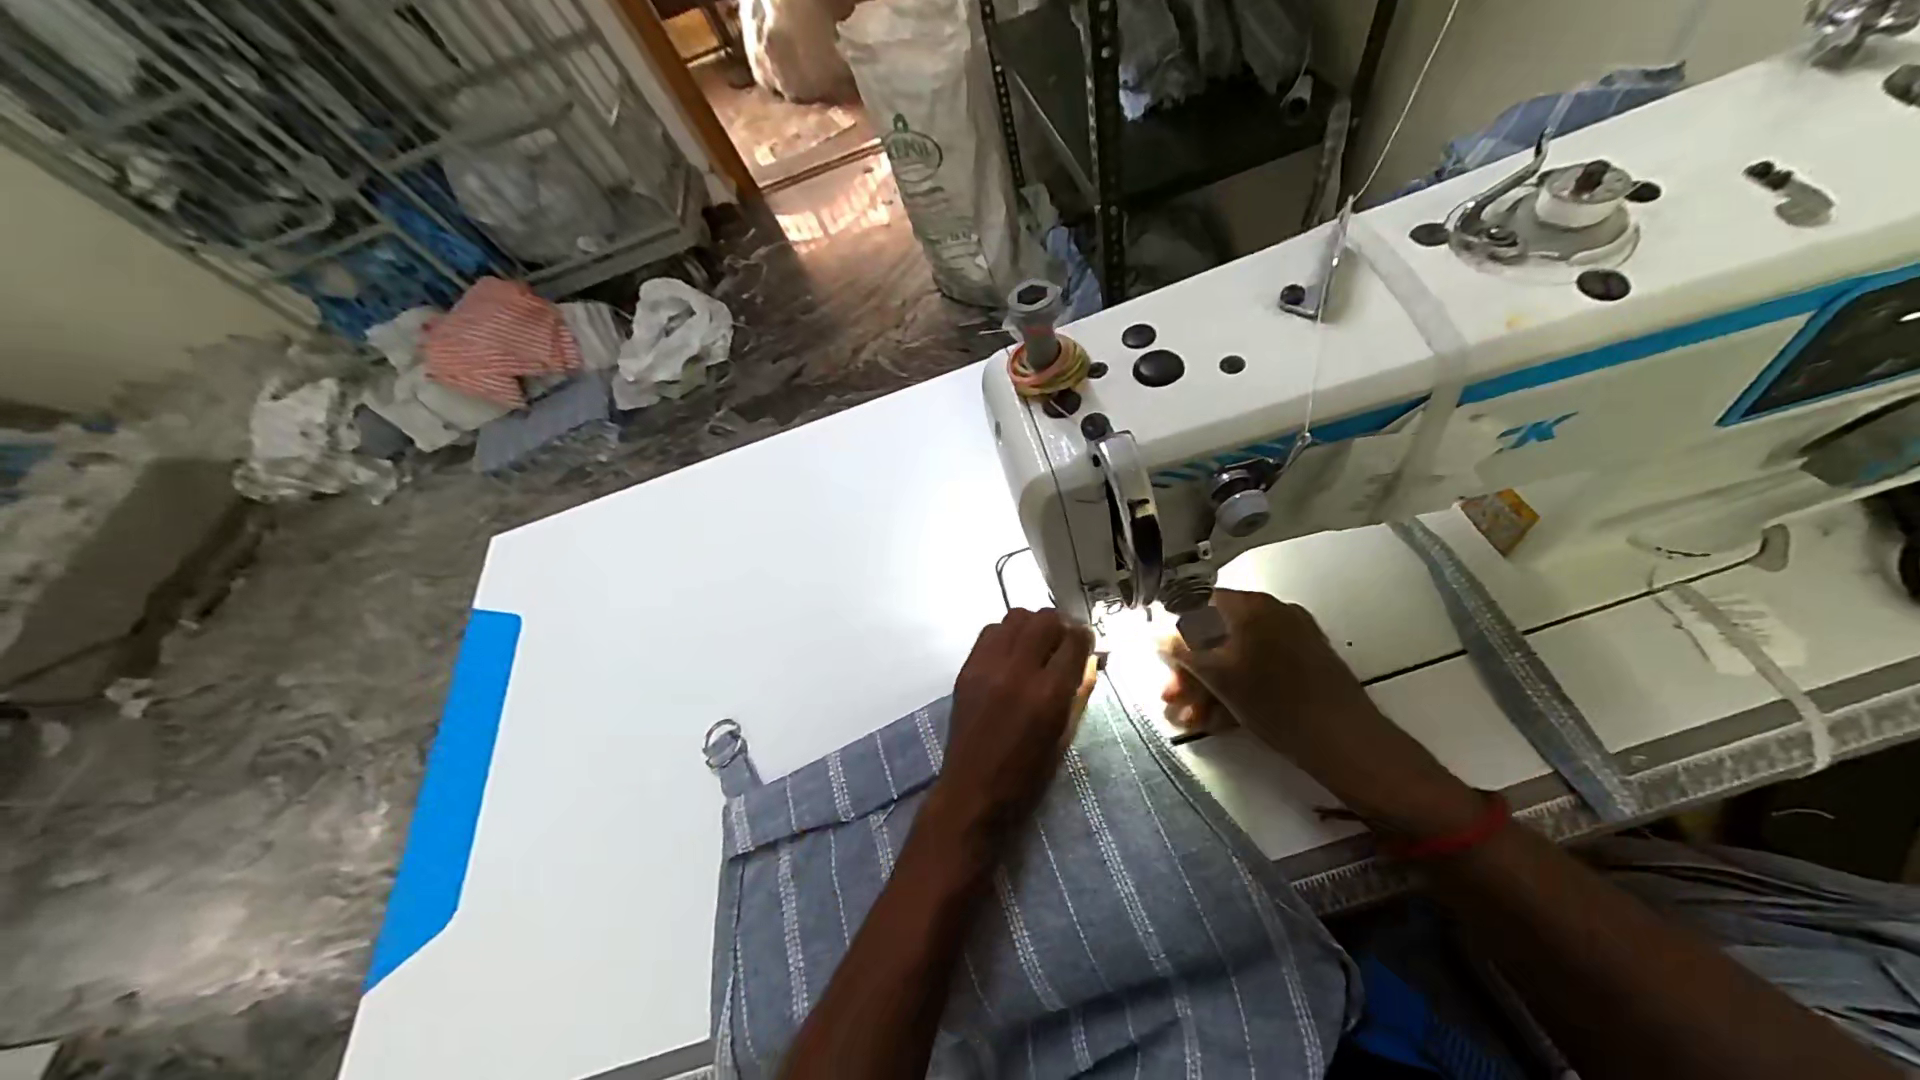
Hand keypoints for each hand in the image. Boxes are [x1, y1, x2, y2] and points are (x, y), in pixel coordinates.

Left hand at [932, 609, 1095, 841]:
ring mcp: (988, 666)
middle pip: (1045, 619)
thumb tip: (1088, 659)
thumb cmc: (1027, 775)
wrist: (973, 791)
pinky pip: (990, 631)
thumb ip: (1079, 692)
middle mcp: (1018, 671)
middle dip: (1061, 626)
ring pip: (1016, 617)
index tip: (1085, 643)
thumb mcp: (1065, 736)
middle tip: (1063, 642)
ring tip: (1037, 644)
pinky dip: (1006, 634)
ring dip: (1032, 625)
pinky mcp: (967, 668)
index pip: (1074, 641)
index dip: (1085, 637)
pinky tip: (1012, 653)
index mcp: (1048, 694)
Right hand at [1159, 589, 1479, 836]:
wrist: (1343, 741)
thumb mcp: (1217, 675)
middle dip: (1191, 668)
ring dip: (1209, 685)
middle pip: (1216, 634)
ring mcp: (1292, 637)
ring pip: (1236, 655)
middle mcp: (1273, 613)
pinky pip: (1258, 668)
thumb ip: (1182, 649)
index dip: (1174, 631)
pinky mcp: (1305, 663)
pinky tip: (1220, 719)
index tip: (1164, 660)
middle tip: (1174, 697)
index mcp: (1251, 606)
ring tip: (1194, 717)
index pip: (1198, 604)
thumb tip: (1159, 633)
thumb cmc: (1275, 702)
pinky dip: (1237, 688)